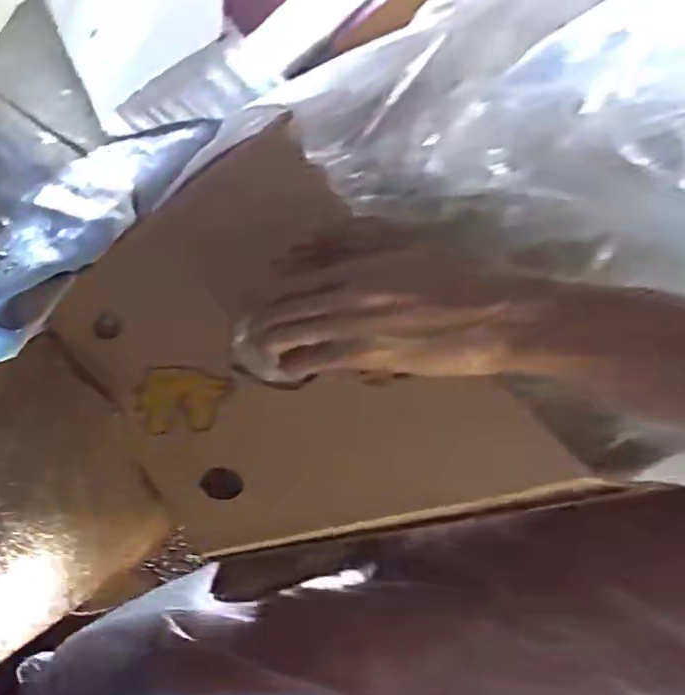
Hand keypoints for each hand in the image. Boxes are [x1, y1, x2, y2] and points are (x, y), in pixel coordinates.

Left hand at [251, 237, 559, 378]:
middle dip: (257, 324)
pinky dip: (291, 368)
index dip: (266, 295)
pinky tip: (292, 371)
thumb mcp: (419, 254)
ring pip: (281, 335)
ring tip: (269, 354)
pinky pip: (305, 361)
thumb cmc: (473, 284)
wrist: (514, 318)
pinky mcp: (359, 353)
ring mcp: (352, 322)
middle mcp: (351, 289)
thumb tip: (320, 252)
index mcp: (366, 263)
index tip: (257, 306)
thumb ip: (370, 250)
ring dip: (267, 347)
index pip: (292, 277)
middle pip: (276, 308)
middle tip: (251, 336)